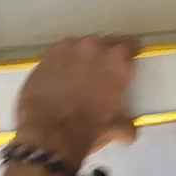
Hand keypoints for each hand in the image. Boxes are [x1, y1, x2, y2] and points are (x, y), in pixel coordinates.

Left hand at [16, 35, 137, 163]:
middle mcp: (94, 48)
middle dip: (106, 55)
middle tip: (103, 71)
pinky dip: (63, 61)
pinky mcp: (46, 56)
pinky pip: (60, 53)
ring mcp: (68, 49)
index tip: (126, 62)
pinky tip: (61, 75)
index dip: (129, 54)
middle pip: (105, 43)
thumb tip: (129, 133)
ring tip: (80, 73)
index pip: (129, 45)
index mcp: (117, 62)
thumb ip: (126, 124)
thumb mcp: (116, 127)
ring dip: (84, 56)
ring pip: (81, 46)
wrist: (50, 132)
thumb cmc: (90, 128)